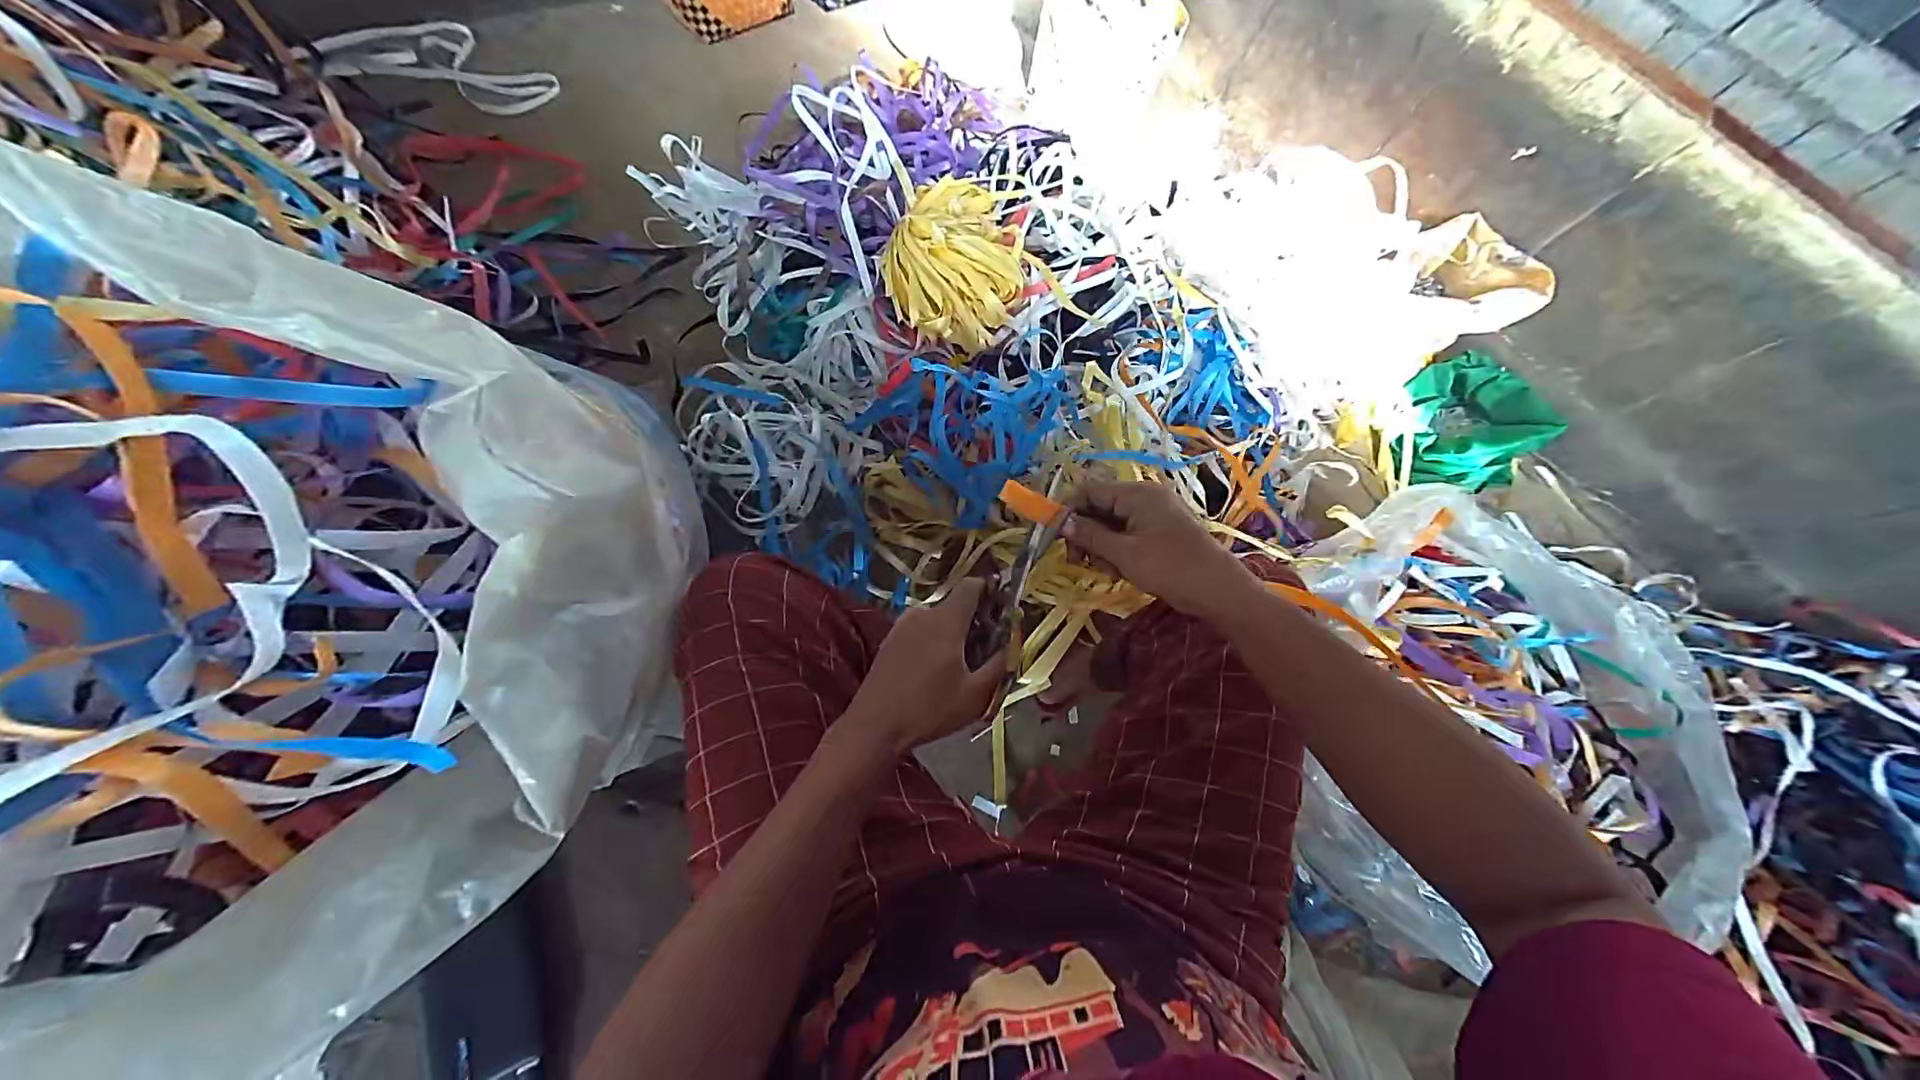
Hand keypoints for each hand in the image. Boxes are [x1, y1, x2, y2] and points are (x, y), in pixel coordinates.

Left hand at [840, 578, 1007, 756]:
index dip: (990, 589)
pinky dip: (932, 641)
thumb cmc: (929, 709)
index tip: (1003, 606)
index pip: (971, 586)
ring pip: (936, 620)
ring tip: (961, 664)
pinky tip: (935, 670)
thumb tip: (1013, 645)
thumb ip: (999, 666)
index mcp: (946, 620)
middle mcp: (922, 614)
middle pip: (955, 605)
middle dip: (973, 620)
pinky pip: (919, 631)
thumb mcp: (975, 695)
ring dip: (952, 633)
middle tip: (986, 647)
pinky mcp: (889, 640)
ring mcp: (901, 626)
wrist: (874, 726)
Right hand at [1061, 480, 1258, 620]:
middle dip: (1086, 534)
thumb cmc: (1170, 568)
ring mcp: (1155, 513)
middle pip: (1099, 506)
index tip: (1055, 539)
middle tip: (1080, 563)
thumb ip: (1090, 535)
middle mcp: (1145, 497)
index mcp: (1136, 494)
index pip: (1089, 491)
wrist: (1219, 590)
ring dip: (1102, 547)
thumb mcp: (1124, 554)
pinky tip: (1122, 571)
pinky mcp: (1161, 531)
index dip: (1068, 511)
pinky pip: (1128, 533)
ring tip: (1109, 571)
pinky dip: (1119, 550)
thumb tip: (1060, 521)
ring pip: (1112, 523)